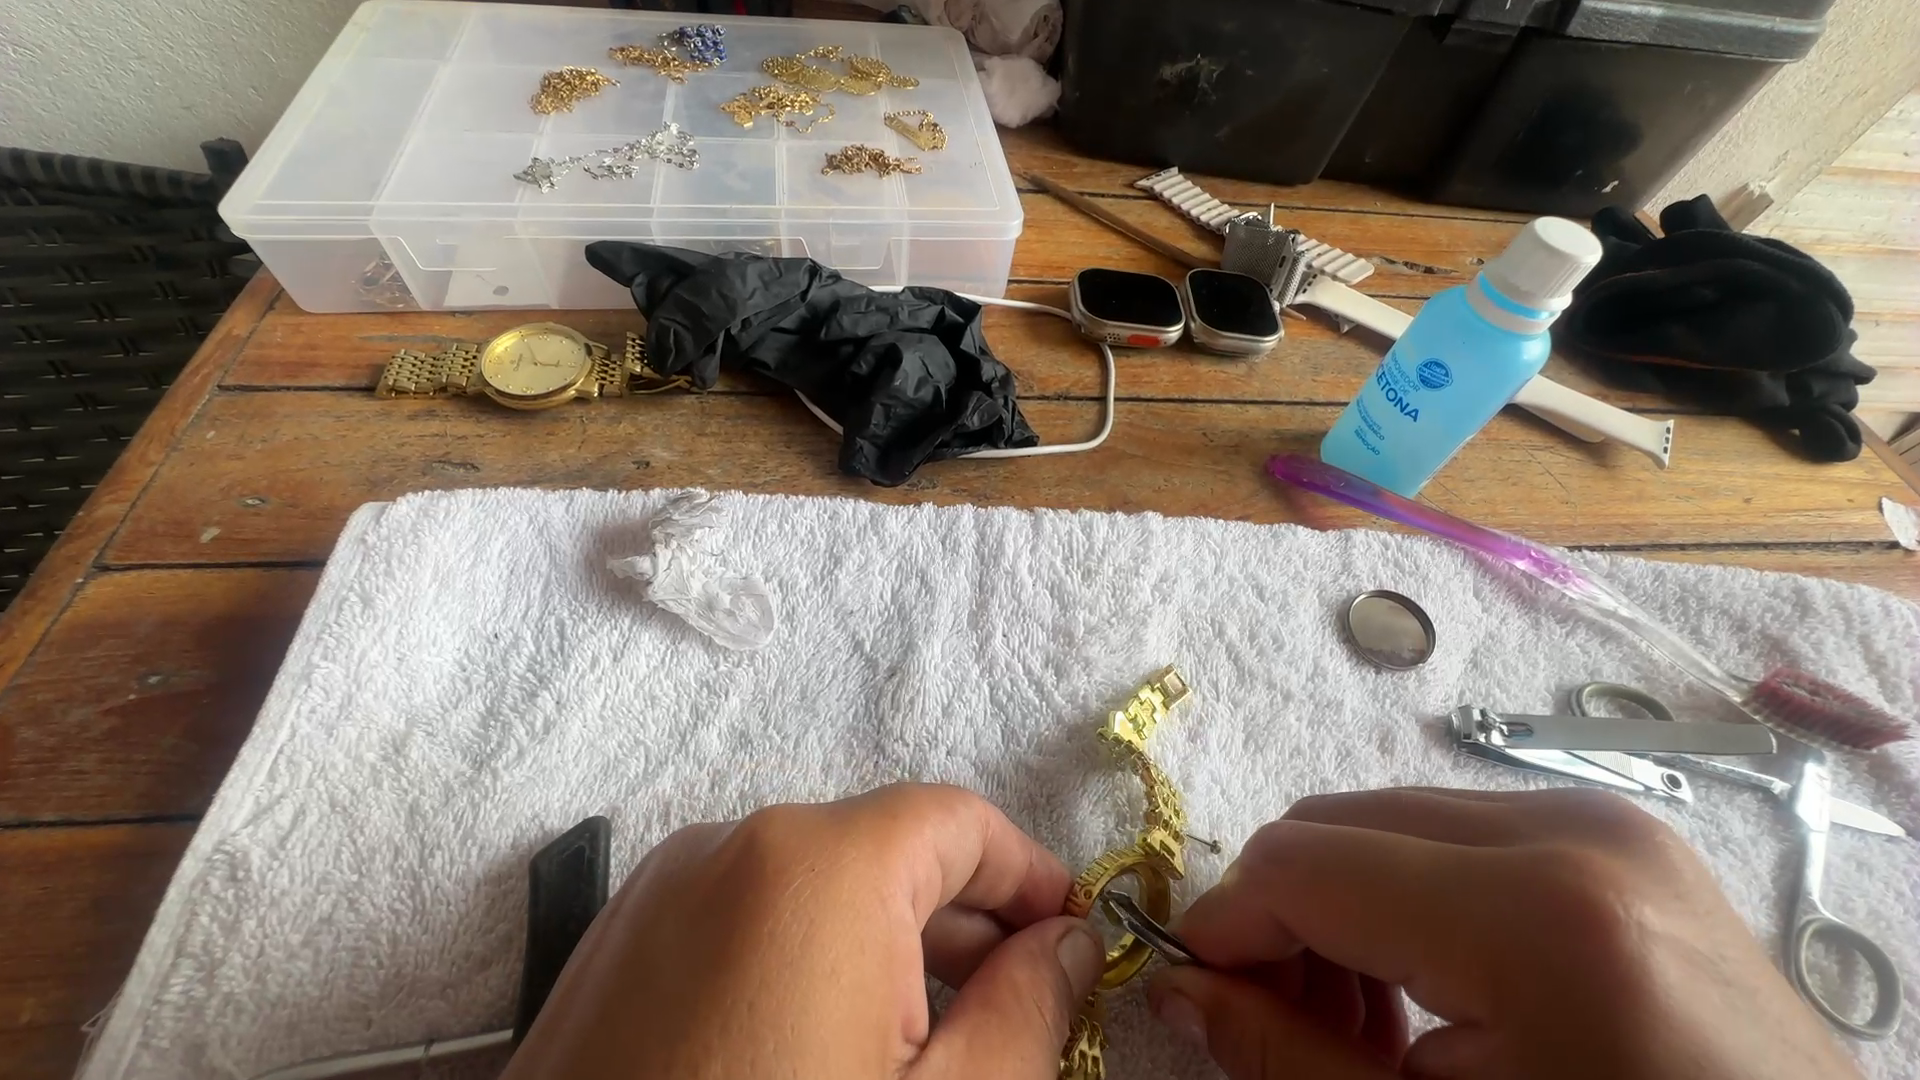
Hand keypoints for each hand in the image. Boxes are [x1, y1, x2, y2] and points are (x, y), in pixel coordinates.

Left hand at [501, 783, 1104, 1079]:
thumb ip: (1028, 1009)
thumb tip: (1068, 942)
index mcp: (819, 863)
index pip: (958, 819)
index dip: (1028, 872)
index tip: (1070, 934)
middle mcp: (733, 843)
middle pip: (886, 847)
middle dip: (965, 917)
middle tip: (1019, 999)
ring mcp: (664, 888)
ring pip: (816, 883)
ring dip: (889, 940)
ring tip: (932, 1033)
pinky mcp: (620, 940)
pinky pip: (749, 914)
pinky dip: (809, 954)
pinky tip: (826, 1041)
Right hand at [1148, 787, 1858, 1079]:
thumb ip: (1284, 1057)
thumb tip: (1176, 990)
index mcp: (1541, 917)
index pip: (1303, 864)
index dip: (1226, 922)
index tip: (1195, 984)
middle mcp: (1574, 832)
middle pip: (1334, 824)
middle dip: (1280, 914)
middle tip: (1284, 1015)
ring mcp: (1607, 824)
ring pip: (1381, 821)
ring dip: (1336, 904)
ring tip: (1361, 1018)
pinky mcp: (1619, 837)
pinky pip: (1446, 834)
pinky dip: (1401, 896)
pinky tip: (1427, 988)